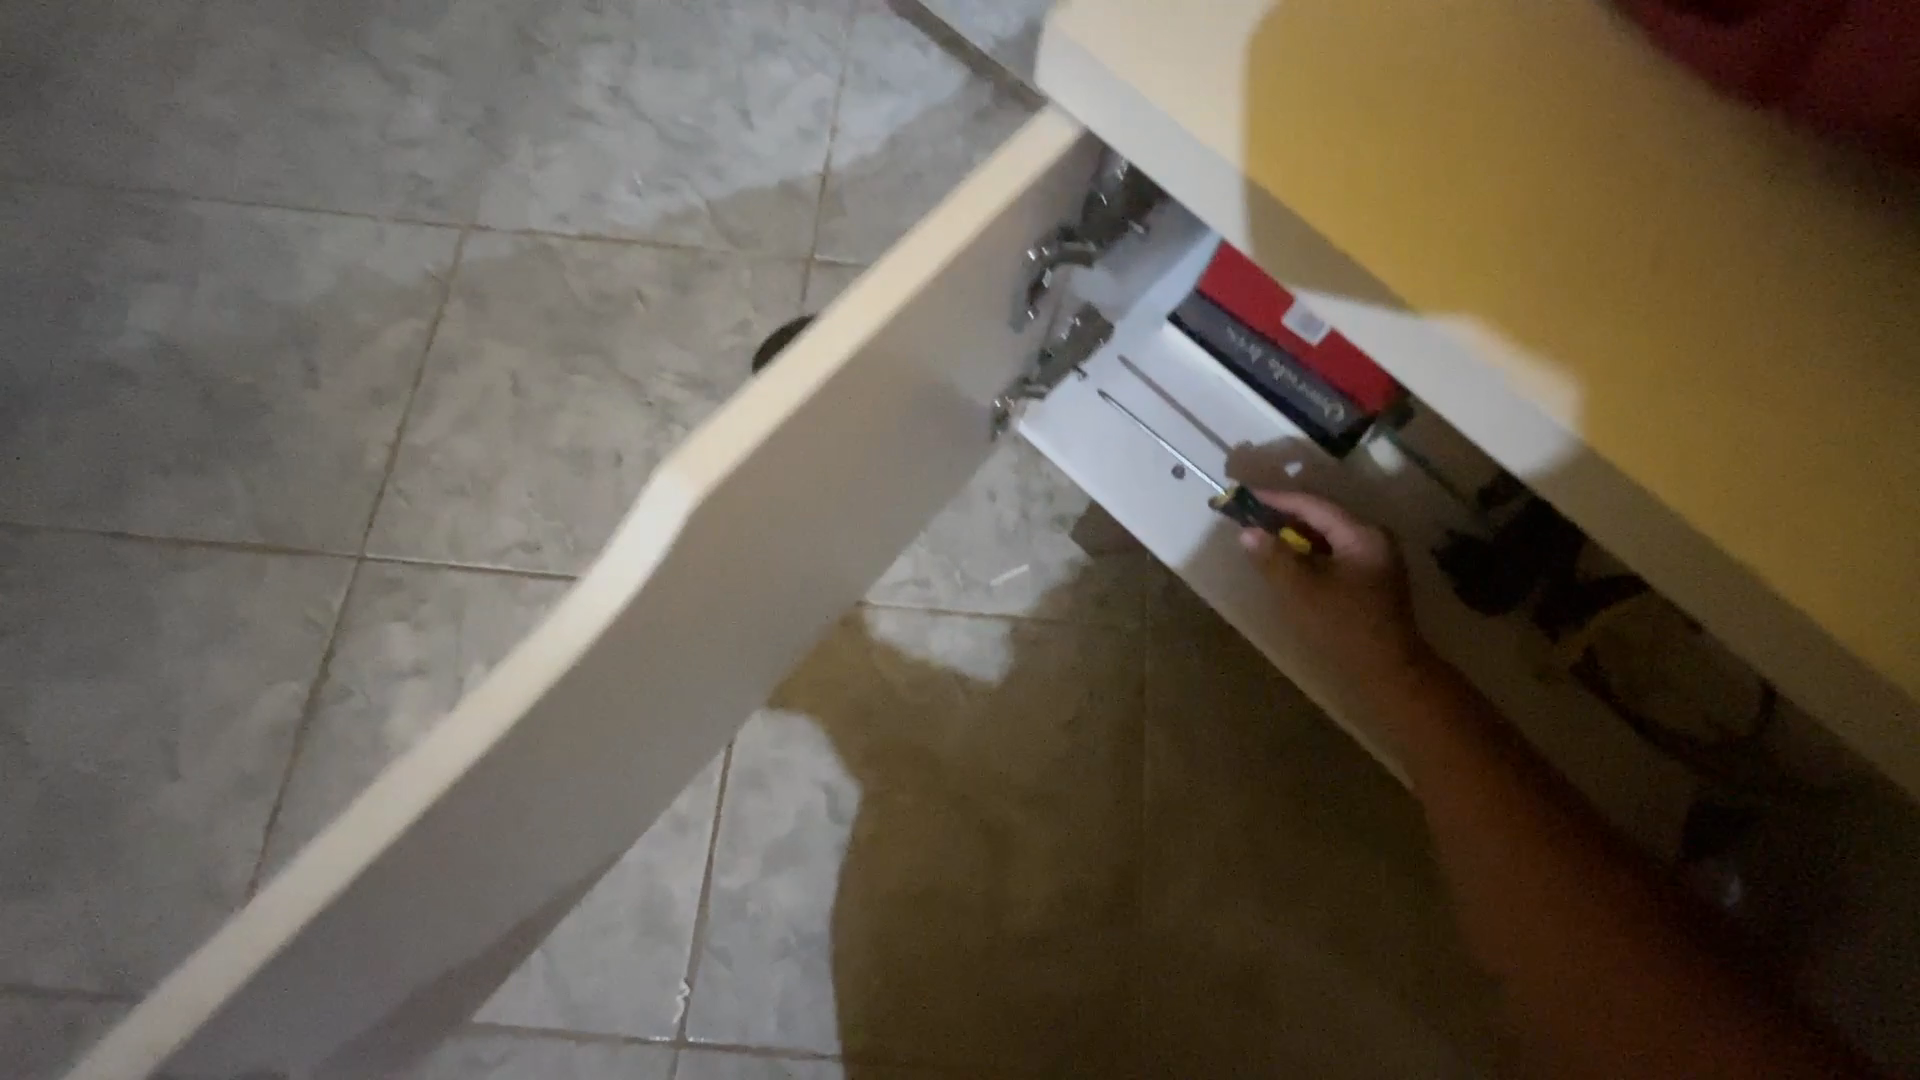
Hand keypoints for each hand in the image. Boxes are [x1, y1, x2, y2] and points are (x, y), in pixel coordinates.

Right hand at [1238, 490, 1439, 708]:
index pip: (1313, 505)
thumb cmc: (1344, 627)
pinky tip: (1286, 558)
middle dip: (1284, 515)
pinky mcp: (1370, 577)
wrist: (1388, 671)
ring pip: (1326, 535)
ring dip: (1294, 534)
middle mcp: (1373, 538)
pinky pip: (1332, 552)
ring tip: (1261, 533)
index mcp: (1361, 534)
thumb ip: (1274, 557)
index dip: (1275, 500)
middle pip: (1321, 516)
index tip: (1244, 496)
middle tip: (1249, 514)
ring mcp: (1375, 558)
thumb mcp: (1302, 590)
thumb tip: (1247, 532)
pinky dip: (1307, 551)